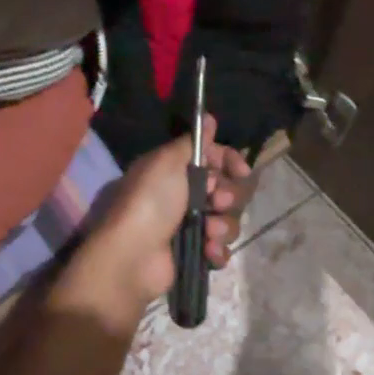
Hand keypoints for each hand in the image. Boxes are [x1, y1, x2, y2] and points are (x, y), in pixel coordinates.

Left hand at [53, 117, 252, 327]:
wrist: (132, 256)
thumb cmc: (150, 202)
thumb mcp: (168, 162)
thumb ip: (193, 142)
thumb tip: (209, 118)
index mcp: (174, 169)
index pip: (214, 158)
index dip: (230, 161)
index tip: (241, 170)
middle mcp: (182, 194)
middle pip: (226, 189)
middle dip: (229, 196)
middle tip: (217, 202)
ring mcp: (189, 225)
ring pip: (227, 219)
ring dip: (224, 225)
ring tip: (209, 233)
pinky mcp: (193, 252)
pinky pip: (220, 247)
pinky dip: (217, 250)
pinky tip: (208, 252)